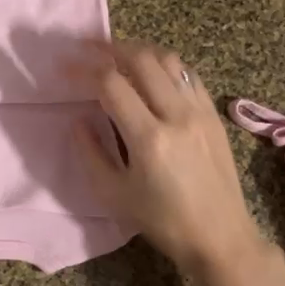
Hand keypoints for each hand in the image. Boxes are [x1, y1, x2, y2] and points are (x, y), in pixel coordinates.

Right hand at [72, 40, 268, 280]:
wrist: (221, 237)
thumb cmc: (163, 222)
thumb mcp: (114, 196)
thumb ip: (90, 154)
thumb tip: (78, 120)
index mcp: (149, 138)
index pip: (111, 84)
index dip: (83, 69)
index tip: (63, 66)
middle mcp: (177, 115)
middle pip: (140, 59)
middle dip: (108, 48)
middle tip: (86, 49)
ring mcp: (200, 111)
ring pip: (167, 59)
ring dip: (138, 51)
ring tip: (116, 55)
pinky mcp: (214, 115)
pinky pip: (187, 74)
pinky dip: (164, 65)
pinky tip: (150, 74)